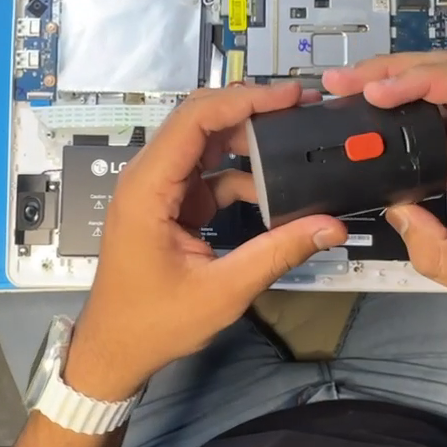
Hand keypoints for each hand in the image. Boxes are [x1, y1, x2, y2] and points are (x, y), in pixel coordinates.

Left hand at [68, 83, 348, 400]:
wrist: (115, 350)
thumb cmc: (155, 322)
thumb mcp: (222, 291)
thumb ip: (277, 253)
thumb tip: (332, 226)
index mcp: (148, 188)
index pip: (195, 120)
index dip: (243, 100)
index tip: (290, 96)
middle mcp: (148, 178)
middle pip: (199, 122)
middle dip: (250, 111)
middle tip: (301, 110)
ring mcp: (158, 190)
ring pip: (205, 146)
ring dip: (248, 143)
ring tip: (296, 143)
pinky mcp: (170, 205)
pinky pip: (207, 176)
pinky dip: (240, 178)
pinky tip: (274, 192)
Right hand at [322, 52, 446, 323]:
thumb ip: (441, 252)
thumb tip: (396, 212)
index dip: (428, 80)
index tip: (380, 92)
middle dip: (398, 69)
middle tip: (347, 80)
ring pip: (440, 93)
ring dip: (394, 84)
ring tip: (349, 90)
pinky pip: (432, 123)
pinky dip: (398, 114)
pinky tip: (370, 118)